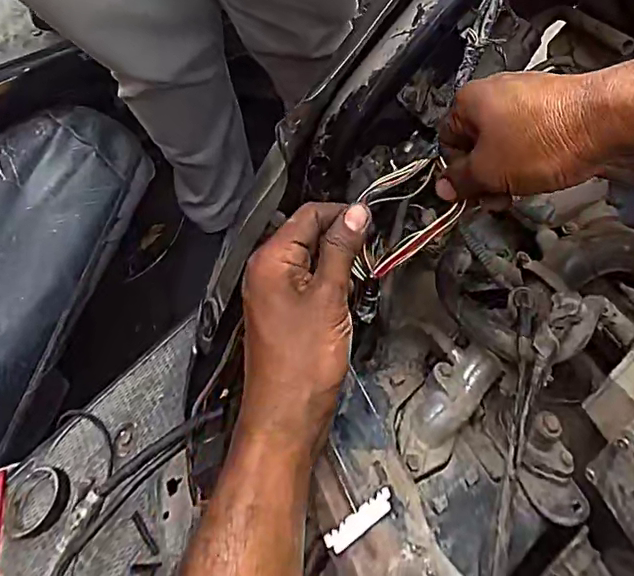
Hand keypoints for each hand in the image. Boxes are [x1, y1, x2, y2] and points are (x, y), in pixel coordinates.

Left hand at [238, 202, 368, 445]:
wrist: (285, 420)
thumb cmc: (300, 368)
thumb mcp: (329, 297)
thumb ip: (342, 250)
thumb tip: (356, 215)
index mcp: (269, 259)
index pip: (308, 214)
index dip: (341, 213)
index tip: (369, 221)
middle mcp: (265, 270)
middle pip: (307, 232)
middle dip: (340, 237)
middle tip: (367, 250)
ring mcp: (272, 290)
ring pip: (309, 256)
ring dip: (336, 260)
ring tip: (357, 277)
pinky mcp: (282, 310)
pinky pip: (307, 279)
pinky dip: (328, 281)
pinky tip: (343, 296)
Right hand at [437, 71, 607, 200]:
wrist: (605, 121)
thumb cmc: (549, 133)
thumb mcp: (491, 170)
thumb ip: (462, 180)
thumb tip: (446, 187)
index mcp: (469, 99)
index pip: (446, 140)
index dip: (455, 171)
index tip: (468, 193)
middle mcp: (495, 92)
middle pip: (477, 142)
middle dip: (486, 174)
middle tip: (497, 196)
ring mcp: (526, 98)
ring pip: (506, 142)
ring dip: (510, 169)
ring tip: (525, 186)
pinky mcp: (553, 108)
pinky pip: (532, 138)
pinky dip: (535, 158)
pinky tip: (546, 172)